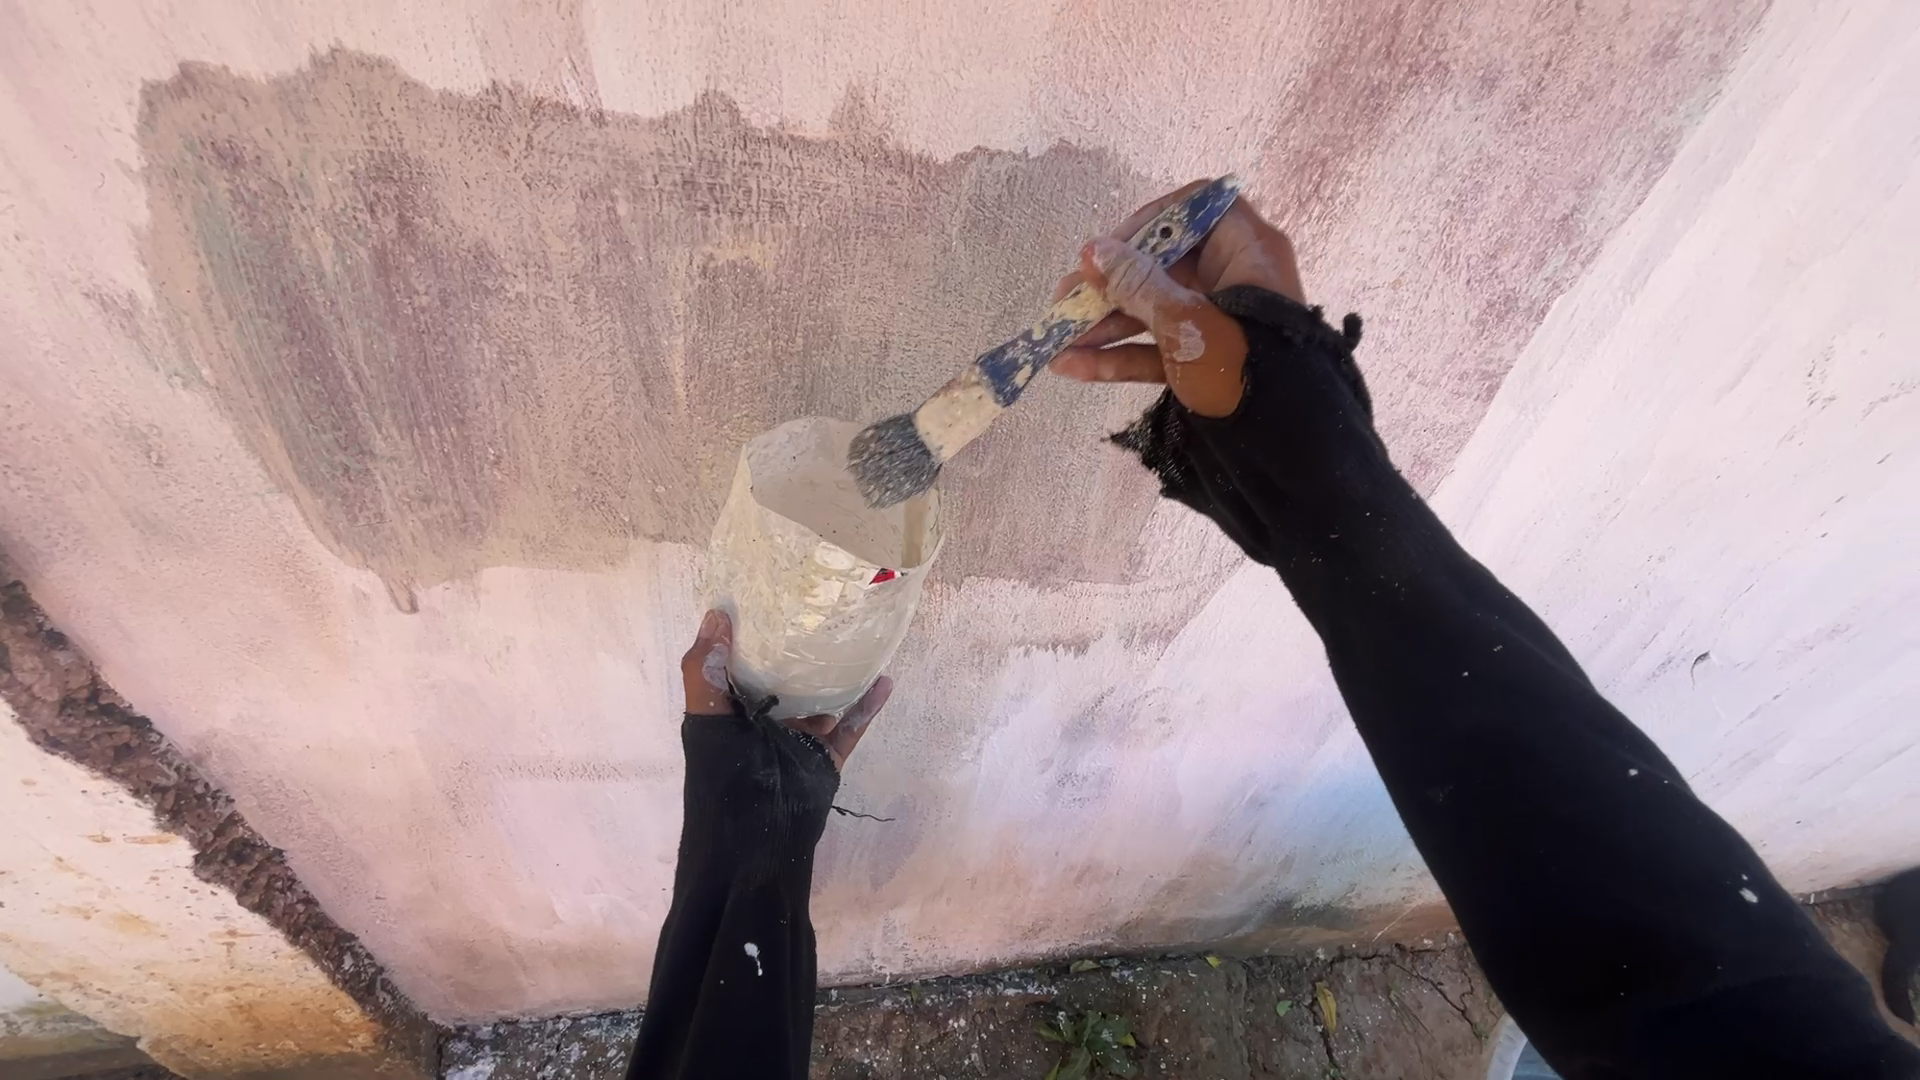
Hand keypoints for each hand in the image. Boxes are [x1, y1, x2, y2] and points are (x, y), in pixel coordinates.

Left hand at [681, 609, 891, 770]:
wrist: (753, 837)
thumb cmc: (724, 772)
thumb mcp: (706, 718)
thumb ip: (704, 670)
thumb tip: (716, 615)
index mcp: (737, 710)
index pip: (745, 664)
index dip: (755, 635)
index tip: (771, 597)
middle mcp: (769, 719)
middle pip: (790, 678)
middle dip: (803, 650)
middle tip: (822, 610)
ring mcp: (801, 737)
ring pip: (826, 698)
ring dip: (841, 674)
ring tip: (858, 638)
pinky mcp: (827, 754)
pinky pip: (852, 725)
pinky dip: (868, 704)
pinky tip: (885, 679)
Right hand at [1050, 180, 1304, 416]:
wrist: (1280, 445)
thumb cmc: (1240, 368)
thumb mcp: (1186, 323)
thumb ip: (1136, 286)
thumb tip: (1091, 252)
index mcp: (1245, 252)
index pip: (1193, 211)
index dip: (1147, 224)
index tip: (1107, 250)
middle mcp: (1229, 281)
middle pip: (1160, 267)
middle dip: (1107, 287)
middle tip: (1064, 302)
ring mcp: (1213, 325)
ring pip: (1151, 313)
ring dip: (1103, 327)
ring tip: (1057, 341)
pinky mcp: (1199, 363)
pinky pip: (1154, 351)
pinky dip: (1118, 358)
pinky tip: (1073, 367)